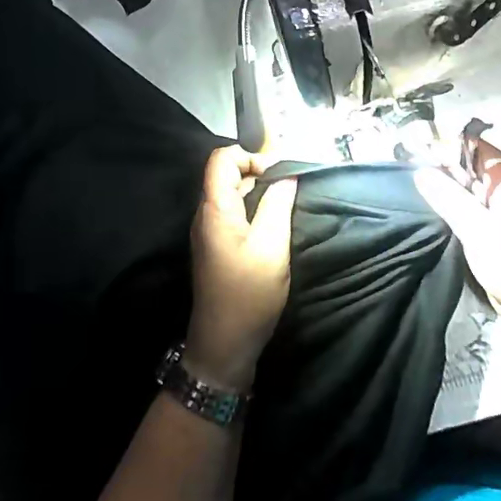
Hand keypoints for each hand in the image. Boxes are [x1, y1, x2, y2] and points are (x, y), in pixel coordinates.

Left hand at [187, 146, 297, 390]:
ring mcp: (210, 233)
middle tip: (294, 188)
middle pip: (228, 175)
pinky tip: (277, 227)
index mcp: (214, 209)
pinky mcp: (218, 248)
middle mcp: (206, 215)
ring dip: (262, 193)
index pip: (222, 158)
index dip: (251, 155)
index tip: (282, 173)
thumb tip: (287, 174)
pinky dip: (257, 211)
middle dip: (262, 173)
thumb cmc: (248, 293)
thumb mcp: (272, 245)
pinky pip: (236, 215)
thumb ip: (278, 204)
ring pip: (234, 196)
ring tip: (289, 206)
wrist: (224, 344)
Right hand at [414, 140, 500, 340]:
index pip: (473, 146)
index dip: (443, 147)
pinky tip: (433, 215)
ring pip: (469, 188)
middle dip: (440, 169)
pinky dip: (454, 208)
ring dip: (445, 190)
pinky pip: (474, 208)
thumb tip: (421, 171)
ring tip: (412, 194)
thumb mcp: (480, 234)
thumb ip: (450, 200)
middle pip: (469, 166)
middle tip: (405, 178)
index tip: (410, 156)